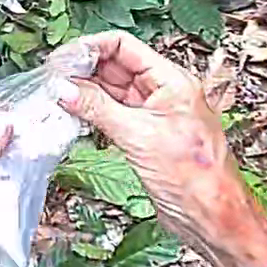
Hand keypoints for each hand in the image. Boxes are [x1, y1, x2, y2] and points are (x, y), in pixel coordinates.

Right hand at [57, 31, 266, 266]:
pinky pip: (111, 112)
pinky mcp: (143, 135)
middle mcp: (162, 92)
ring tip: (57, 95)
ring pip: (110, 89)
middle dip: (82, 69)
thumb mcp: (139, 136)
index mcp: (171, 81)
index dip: (90, 48)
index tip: (62, 59)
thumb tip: (65, 88)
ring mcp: (151, 114)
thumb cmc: (196, 179)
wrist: (212, 220)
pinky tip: (72, 114)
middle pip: (114, 66)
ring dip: (83, 91)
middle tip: (53, 79)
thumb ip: (98, 108)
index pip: (123, 46)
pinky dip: (90, 111)